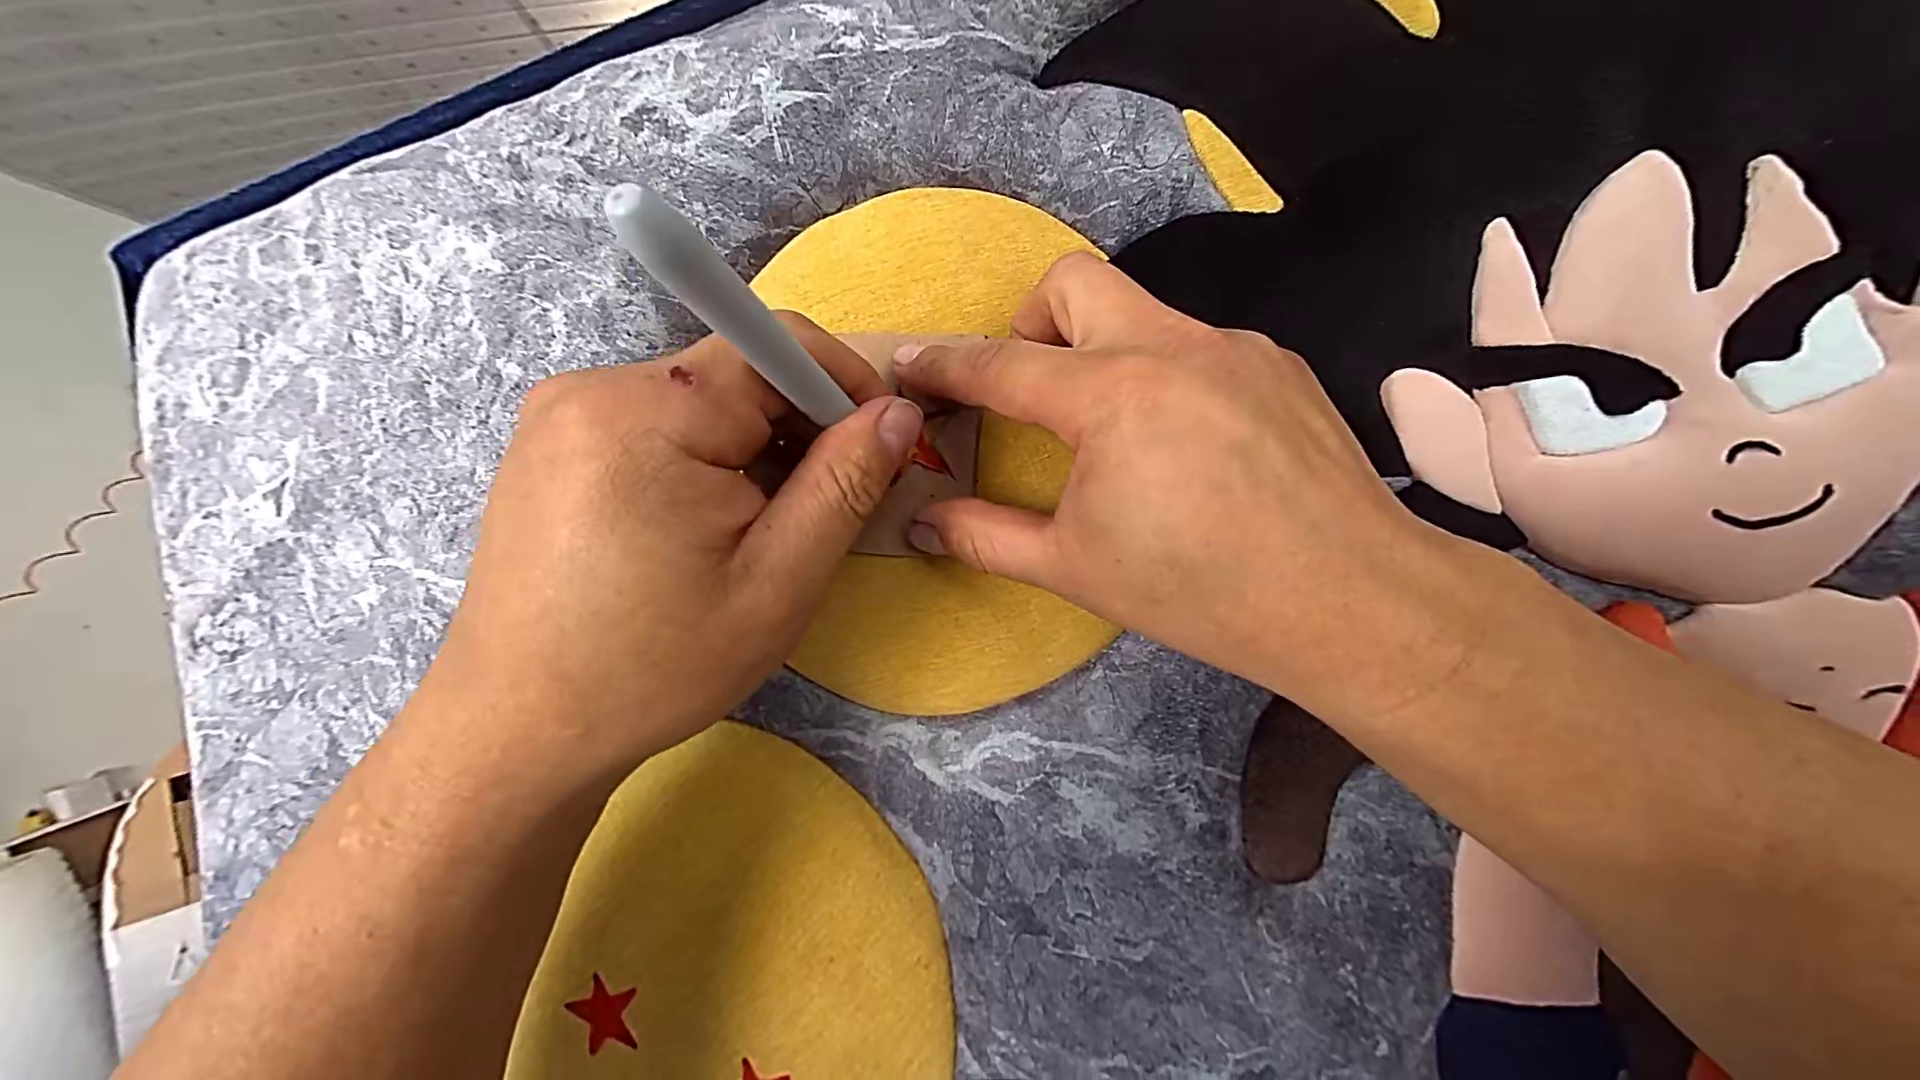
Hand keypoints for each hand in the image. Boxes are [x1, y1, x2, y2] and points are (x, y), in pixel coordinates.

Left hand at [413, 314, 924, 780]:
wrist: (521, 730)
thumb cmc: (658, 664)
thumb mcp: (780, 580)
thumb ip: (846, 483)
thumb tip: (898, 413)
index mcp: (649, 411)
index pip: (777, 347)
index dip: (843, 386)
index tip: (878, 446)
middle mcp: (593, 390)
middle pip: (736, 373)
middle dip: (799, 427)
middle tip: (826, 504)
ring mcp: (562, 417)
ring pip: (701, 403)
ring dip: (754, 449)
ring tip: (764, 528)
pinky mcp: (552, 448)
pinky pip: (657, 426)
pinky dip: (706, 460)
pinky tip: (708, 527)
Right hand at [896, 254, 1482, 719]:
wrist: (1350, 601)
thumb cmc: (1198, 591)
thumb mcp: (1073, 566)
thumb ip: (986, 536)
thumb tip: (922, 523)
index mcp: (1113, 396)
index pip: (1002, 364)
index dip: (946, 364)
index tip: (911, 364)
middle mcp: (1172, 346)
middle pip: (1073, 282)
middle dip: (1029, 321)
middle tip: (1027, 386)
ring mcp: (1233, 347)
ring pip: (1140, 313)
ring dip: (1101, 354)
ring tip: (1113, 432)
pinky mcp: (1277, 364)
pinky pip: (1196, 346)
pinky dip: (1163, 377)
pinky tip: (1186, 446)